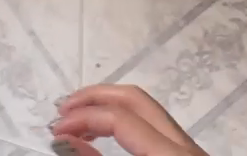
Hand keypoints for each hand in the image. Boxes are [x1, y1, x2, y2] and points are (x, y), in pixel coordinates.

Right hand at [51, 86, 207, 155]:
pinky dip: (123, 122)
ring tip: (78, 119)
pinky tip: (105, 134)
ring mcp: (190, 149)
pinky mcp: (188, 155)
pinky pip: (152, 125)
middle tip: (63, 110)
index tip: (55, 131)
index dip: (83, 118)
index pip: (119, 118)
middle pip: (134, 98)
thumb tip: (63, 138)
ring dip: (107, 106)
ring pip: (145, 108)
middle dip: (93, 97)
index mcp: (173, 153)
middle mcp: (186, 144)